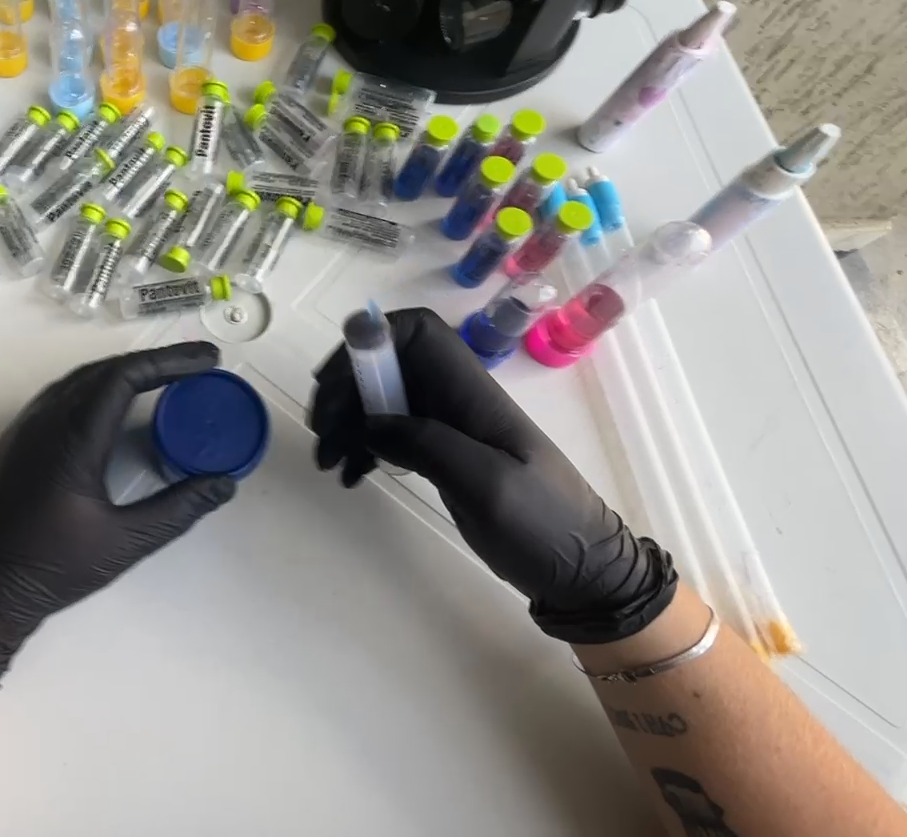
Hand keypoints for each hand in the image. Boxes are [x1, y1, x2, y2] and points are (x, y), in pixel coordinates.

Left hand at [0, 342, 239, 688]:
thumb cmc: (51, 568)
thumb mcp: (126, 542)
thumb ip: (178, 509)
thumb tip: (222, 484)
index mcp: (73, 436)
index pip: (126, 376)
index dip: (170, 362)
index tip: (207, 360)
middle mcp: (47, 419)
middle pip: (106, 369)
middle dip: (155, 363)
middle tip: (196, 367)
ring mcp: (27, 426)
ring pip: (82, 378)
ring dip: (125, 371)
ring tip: (165, 379)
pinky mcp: (18, 438)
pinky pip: (63, 393)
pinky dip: (100, 386)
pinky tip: (118, 404)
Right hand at [309, 307, 675, 643]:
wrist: (583, 573)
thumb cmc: (545, 526)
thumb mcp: (488, 485)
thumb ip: (428, 444)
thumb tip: (371, 424)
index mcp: (471, 393)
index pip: (416, 332)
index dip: (370, 340)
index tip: (338, 381)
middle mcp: (454, 399)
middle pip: (385, 366)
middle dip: (345, 391)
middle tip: (322, 434)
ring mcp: (445, 426)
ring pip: (379, 400)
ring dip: (345, 423)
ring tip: (329, 463)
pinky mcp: (439, 453)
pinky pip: (386, 433)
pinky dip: (360, 447)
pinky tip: (351, 475)